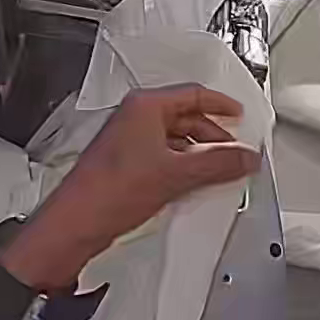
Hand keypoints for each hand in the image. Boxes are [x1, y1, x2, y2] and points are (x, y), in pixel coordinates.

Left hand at [1, 84, 260, 287]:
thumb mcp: (176, 174)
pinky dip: (184, 164)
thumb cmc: (107, 192)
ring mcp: (129, 140)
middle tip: (234, 150)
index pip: (194, 94)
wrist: (74, 226)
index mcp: (145, 106)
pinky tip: (194, 182)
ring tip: (219, 169)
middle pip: (186, 116)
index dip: (221, 104)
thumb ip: (218, 163)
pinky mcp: (126, 162)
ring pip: (176, 137)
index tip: (238, 115)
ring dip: (199, 152)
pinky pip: (164, 155)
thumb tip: (244, 157)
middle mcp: (135, 117)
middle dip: (213, 134)